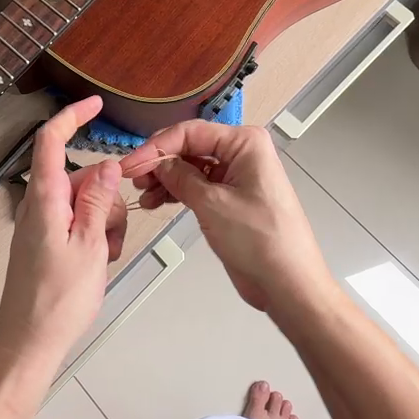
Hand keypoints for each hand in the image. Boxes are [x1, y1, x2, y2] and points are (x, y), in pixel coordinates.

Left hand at [0, 96, 125, 373]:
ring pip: (83, 202)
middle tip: (114, 237)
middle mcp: (38, 204)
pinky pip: (75, 222)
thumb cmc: (56, 301)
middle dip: (107, 198)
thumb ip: (98, 201)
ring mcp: (40, 223)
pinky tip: (98, 262)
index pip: (52, 140)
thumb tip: (106, 165)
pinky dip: (93, 235)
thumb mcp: (90, 245)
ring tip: (105, 257)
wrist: (28, 345)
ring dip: (104, 223)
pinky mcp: (44, 241)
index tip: (96, 104)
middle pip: (81, 177)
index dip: (73, 115)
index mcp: (44, 198)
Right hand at [119, 121, 327, 312]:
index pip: (190, 132)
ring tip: (143, 197)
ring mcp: (237, 176)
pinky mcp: (231, 199)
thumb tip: (157, 163)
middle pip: (189, 147)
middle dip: (160, 163)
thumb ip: (180, 178)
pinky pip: (198, 186)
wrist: (290, 286)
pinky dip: (177, 192)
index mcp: (245, 143)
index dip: (156, 147)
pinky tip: (155, 202)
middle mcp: (242, 153)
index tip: (129, 165)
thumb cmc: (258, 240)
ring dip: (165, 179)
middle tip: (134, 181)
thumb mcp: (212, 204)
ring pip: (191, 167)